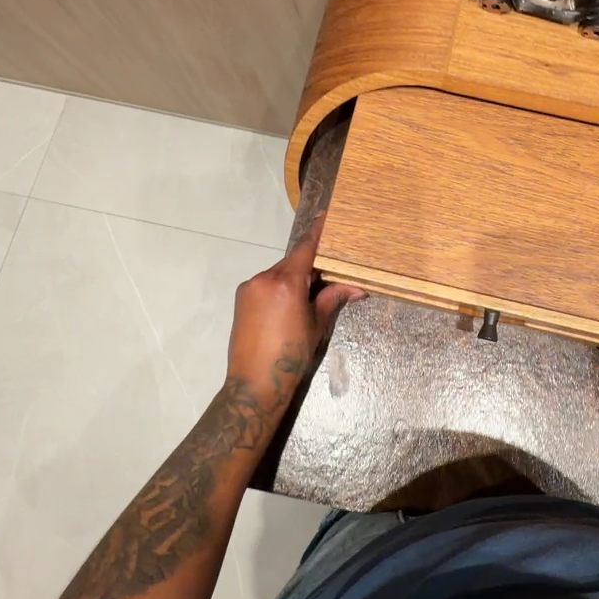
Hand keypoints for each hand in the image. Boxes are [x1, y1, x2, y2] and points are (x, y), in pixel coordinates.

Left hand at [226, 217, 364, 403]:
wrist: (254, 384)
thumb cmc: (292, 355)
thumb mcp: (317, 325)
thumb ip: (333, 298)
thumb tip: (357, 287)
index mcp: (287, 282)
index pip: (306, 247)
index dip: (317, 231)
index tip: (325, 215)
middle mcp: (265, 277)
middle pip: (293, 261)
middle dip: (310, 265)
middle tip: (328, 272)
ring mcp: (250, 287)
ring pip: (278, 273)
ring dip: (293, 279)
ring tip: (308, 297)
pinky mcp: (241, 298)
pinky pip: (266, 284)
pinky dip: (279, 288)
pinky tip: (287, 306)